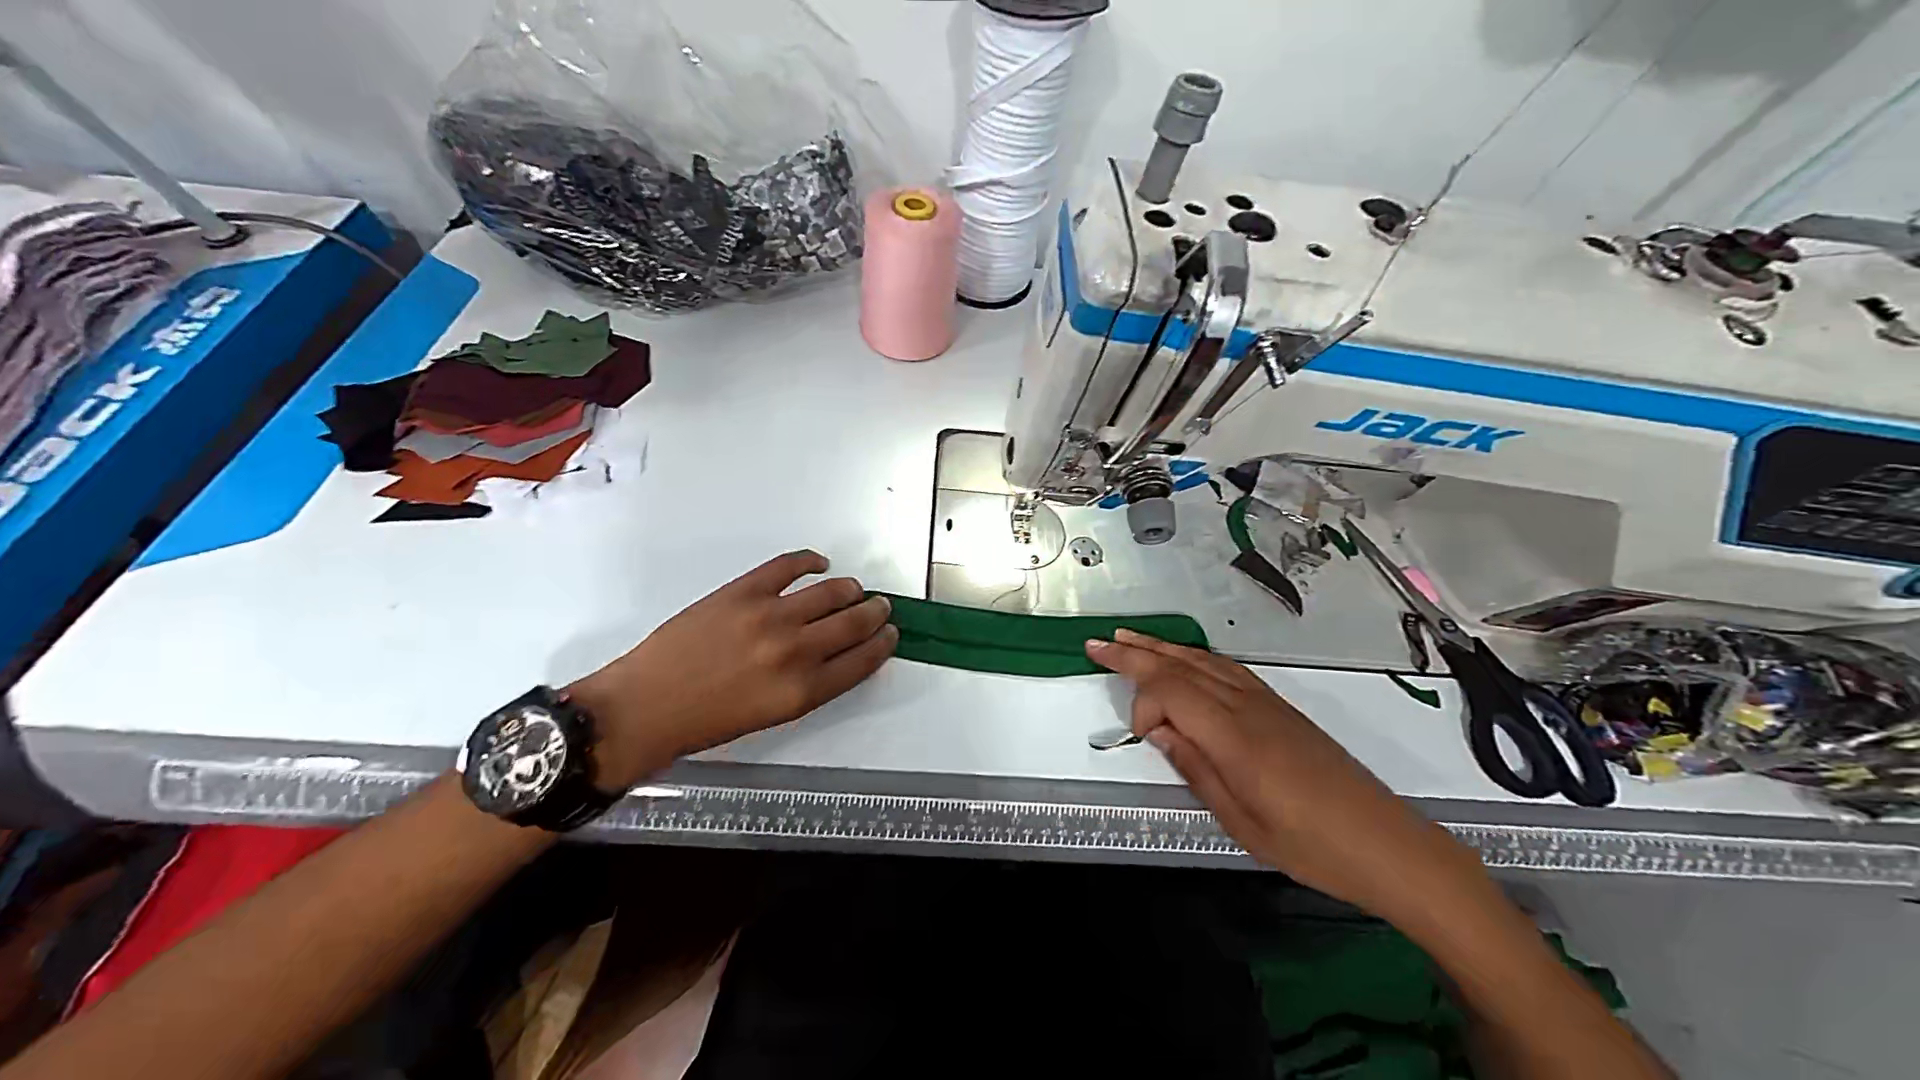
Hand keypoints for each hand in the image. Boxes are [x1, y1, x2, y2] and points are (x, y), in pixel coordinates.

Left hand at [569, 550, 896, 790]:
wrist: (646, 707)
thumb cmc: (705, 722)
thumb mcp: (772, 716)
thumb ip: (810, 685)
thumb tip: (835, 655)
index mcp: (803, 691)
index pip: (861, 661)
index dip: (881, 645)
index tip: (889, 635)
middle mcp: (794, 652)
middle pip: (853, 623)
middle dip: (874, 614)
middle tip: (880, 607)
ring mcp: (769, 616)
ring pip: (830, 592)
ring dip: (850, 589)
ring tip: (854, 589)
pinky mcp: (743, 591)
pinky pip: (789, 565)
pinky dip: (809, 561)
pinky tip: (818, 563)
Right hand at [1086, 630, 1486, 923]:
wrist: (1387, 844)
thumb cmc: (1311, 846)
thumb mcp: (1241, 821)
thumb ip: (1195, 769)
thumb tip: (1160, 732)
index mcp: (1234, 736)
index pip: (1171, 691)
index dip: (1142, 704)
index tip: (1142, 737)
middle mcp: (1248, 706)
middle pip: (1182, 665)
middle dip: (1136, 652)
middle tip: (1098, 642)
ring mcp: (1267, 702)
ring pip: (1204, 661)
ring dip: (1163, 648)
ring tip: (1130, 639)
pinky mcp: (1281, 708)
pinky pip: (1227, 668)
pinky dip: (1196, 657)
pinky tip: (1186, 660)